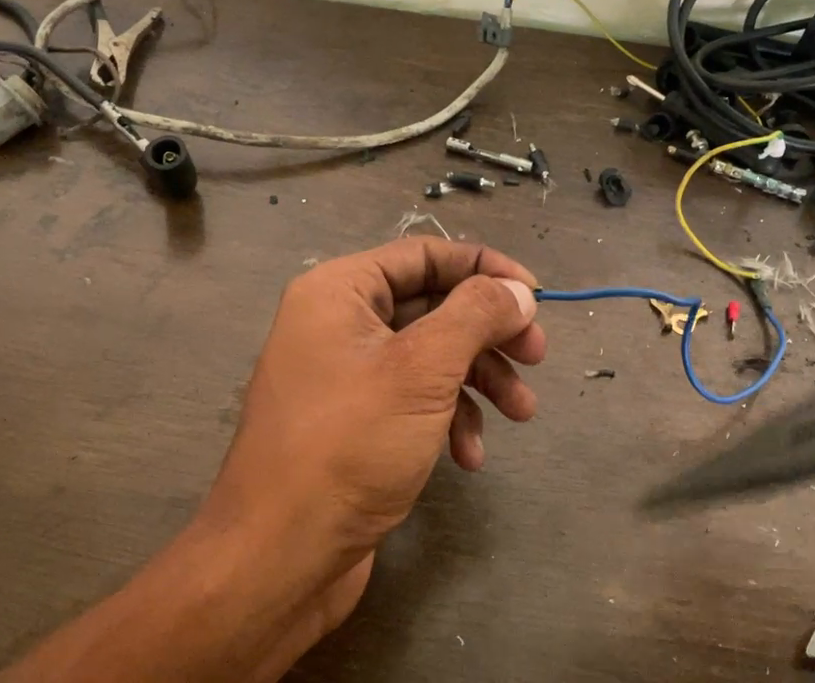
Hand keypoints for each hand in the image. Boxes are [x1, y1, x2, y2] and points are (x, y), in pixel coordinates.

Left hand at [0, 237, 542, 682]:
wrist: (277, 559)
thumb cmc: (349, 446)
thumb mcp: (422, 370)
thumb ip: (475, 316)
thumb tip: (517, 290)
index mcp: (339, 291)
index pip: (424, 255)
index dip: (485, 268)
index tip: (536, 295)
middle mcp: (336, 324)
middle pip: (431, 305)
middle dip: (488, 333)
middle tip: (537, 357)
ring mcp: (342, 376)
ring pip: (427, 357)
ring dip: (478, 381)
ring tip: (521, 413)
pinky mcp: (351, 425)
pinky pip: (410, 400)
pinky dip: (447, 419)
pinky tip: (470, 457)